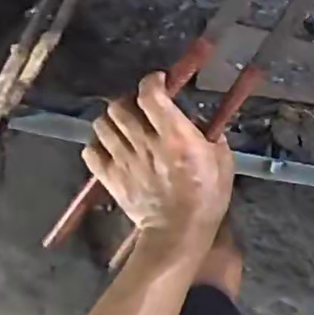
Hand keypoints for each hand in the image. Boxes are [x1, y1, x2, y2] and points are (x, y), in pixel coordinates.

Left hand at [84, 73, 234, 243]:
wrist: (178, 233)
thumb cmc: (207, 196)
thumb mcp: (222, 161)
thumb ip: (211, 136)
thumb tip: (200, 123)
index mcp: (175, 135)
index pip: (150, 94)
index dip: (152, 82)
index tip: (159, 82)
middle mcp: (144, 142)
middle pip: (120, 105)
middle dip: (130, 101)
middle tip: (141, 108)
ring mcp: (123, 159)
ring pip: (101, 124)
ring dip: (112, 121)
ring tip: (124, 128)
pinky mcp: (109, 177)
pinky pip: (90, 151)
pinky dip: (98, 145)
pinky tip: (112, 149)